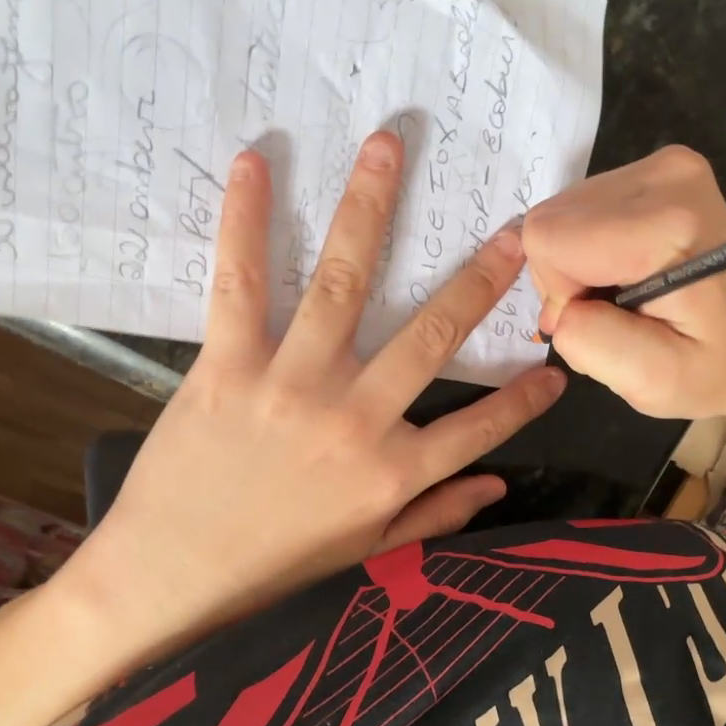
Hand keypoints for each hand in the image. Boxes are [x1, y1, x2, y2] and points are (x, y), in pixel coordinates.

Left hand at [54, 132, 565, 662]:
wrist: (170, 580)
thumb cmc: (275, 571)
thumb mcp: (369, 553)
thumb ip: (435, 515)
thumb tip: (498, 487)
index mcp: (392, 473)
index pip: (478, 428)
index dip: (524, 400)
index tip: (556, 367)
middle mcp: (355, 419)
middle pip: (430, 339)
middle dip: (478, 283)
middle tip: (514, 234)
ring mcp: (291, 385)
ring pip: (343, 285)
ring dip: (370, 210)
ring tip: (389, 145)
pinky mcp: (227, 366)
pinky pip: (241, 285)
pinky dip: (246, 223)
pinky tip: (256, 163)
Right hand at [523, 146, 725, 420]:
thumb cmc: (712, 370)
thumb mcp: (652, 381)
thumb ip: (591, 342)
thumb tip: (558, 308)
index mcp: (668, 224)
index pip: (548, 236)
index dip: (560, 291)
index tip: (601, 321)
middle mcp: (667, 175)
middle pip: (553, 218)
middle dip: (567, 275)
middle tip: (614, 312)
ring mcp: (666, 164)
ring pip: (564, 212)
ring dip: (580, 262)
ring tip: (626, 295)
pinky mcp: (661, 167)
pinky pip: (585, 206)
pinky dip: (593, 246)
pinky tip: (629, 272)